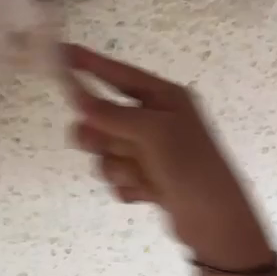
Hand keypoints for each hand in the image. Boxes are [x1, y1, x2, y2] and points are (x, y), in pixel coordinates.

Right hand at [64, 44, 273, 267]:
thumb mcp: (154, 132)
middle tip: (94, 142)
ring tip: (141, 177)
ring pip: (105, 150)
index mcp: (163, 98)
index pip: (117, 74)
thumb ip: (113, 114)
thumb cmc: (191, 166)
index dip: (88, 63)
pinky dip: (127, 185)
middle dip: (100, 135)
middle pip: (102, 117)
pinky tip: (148, 195)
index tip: (60, 52)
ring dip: (117, 166)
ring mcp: (149, 150)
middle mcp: (154, 119)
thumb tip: (79, 99)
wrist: (216, 223)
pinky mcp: (145, 177)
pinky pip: (115, 174)